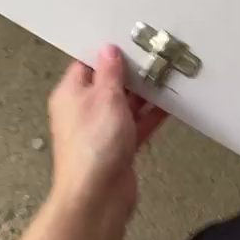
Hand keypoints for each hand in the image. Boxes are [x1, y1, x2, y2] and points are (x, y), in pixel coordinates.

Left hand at [46, 46, 166, 219]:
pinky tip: (168, 106)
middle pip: (109, 84)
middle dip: (132, 74)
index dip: (109, 54)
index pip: (88, 64)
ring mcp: (101, 130)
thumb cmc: (93, 147)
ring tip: (167, 79)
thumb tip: (109, 51)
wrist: (98, 195)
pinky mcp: (118, 147)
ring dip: (145, 95)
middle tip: (155, 60)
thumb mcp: (105, 97)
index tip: (131, 44)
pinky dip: (151, 116)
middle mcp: (83, 111)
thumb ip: (110, 72)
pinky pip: (136, 125)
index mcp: (71, 94)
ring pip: (125, 105)